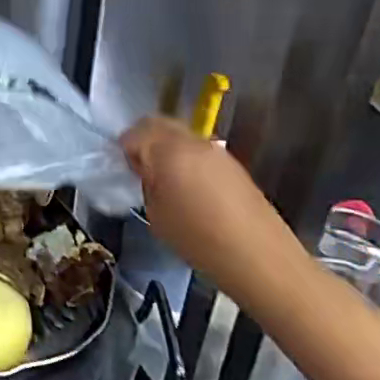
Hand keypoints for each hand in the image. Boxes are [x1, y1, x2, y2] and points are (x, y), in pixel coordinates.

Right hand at [120, 117, 299, 275]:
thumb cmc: (197, 238)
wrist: (257, 255)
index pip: (134, 133)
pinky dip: (187, 158)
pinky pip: (199, 150)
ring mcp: (215, 150)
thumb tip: (147, 172)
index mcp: (167, 151)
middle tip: (138, 167)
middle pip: (159, 124)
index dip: (123, 148)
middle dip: (144, 139)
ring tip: (164, 179)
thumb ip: (146, 184)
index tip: (123, 167)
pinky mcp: (232, 163)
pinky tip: (189, 187)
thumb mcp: (155, 214)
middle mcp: (192, 141)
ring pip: (181, 135)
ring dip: (167, 148)